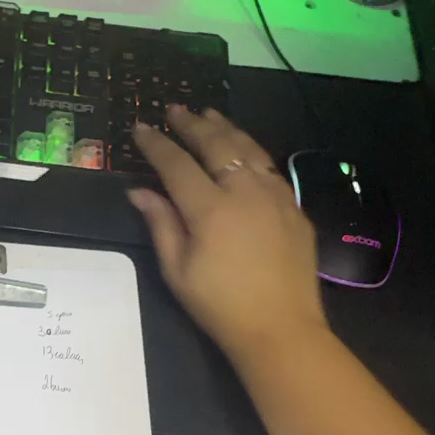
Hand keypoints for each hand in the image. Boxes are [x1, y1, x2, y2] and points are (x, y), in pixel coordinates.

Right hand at [129, 106, 327, 361]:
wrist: (278, 326)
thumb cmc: (217, 304)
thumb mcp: (176, 270)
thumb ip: (161, 224)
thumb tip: (140, 192)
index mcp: (210, 210)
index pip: (177, 165)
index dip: (157, 144)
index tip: (140, 127)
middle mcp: (245, 192)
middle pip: (217, 146)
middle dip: (192, 125)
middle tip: (175, 109)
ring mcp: (275, 196)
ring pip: (249, 149)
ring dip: (225, 129)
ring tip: (209, 115)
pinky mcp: (293, 207)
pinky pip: (268, 168)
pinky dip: (250, 151)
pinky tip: (242, 150)